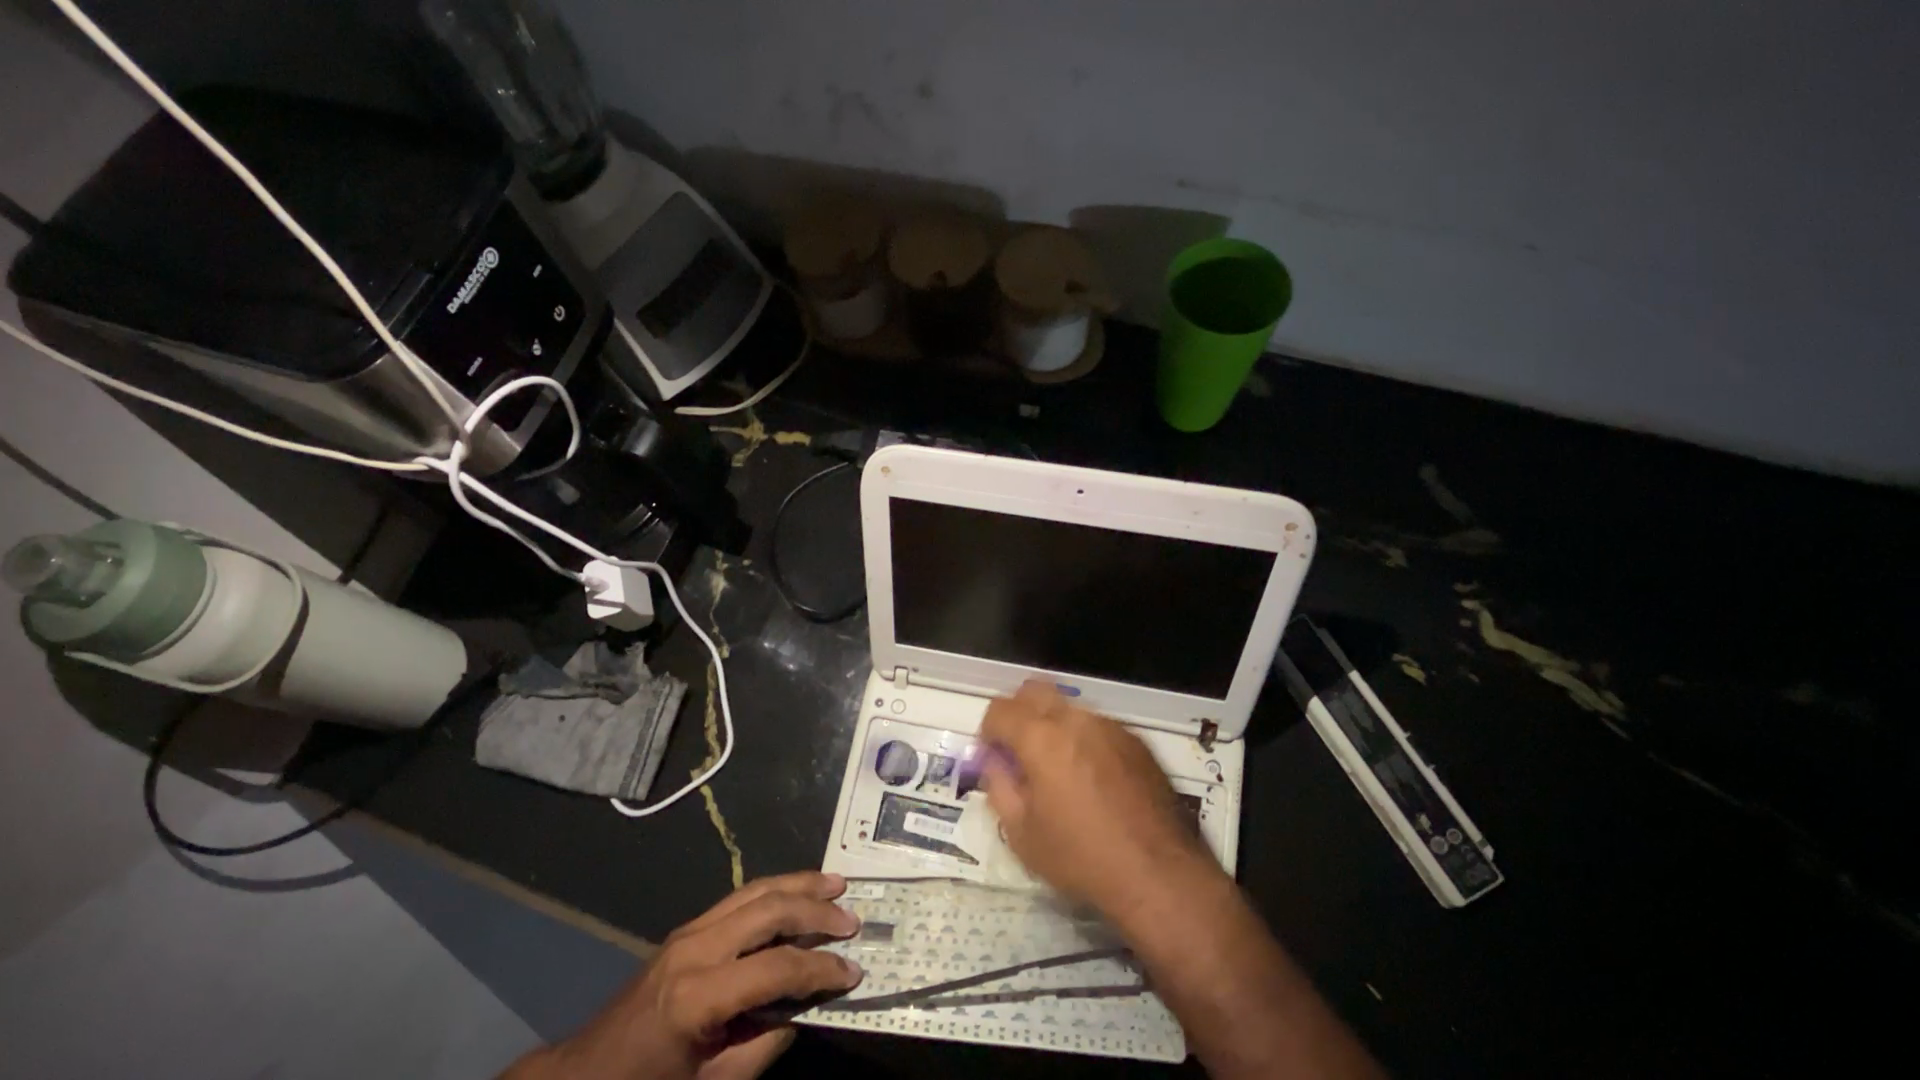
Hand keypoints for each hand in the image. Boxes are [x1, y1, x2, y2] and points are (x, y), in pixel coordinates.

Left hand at [504, 872, 862, 1079]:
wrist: (587, 1073)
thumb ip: (765, 1044)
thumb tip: (805, 1006)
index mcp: (700, 996)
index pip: (777, 968)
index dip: (821, 969)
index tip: (855, 973)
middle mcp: (695, 950)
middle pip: (767, 911)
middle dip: (815, 910)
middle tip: (853, 919)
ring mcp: (687, 933)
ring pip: (753, 892)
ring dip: (797, 884)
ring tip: (835, 882)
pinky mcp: (685, 930)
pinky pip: (737, 899)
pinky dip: (773, 890)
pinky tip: (796, 892)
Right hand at [980, 681, 1220, 919]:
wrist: (1157, 872)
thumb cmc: (1080, 857)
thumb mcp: (1021, 834)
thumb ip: (1000, 787)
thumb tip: (995, 762)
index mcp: (1041, 738)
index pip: (999, 710)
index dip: (987, 732)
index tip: (992, 759)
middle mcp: (1077, 720)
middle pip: (1035, 692)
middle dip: (1018, 715)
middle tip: (1018, 753)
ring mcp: (1112, 727)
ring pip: (1070, 708)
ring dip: (1054, 727)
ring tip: (1058, 770)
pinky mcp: (1138, 743)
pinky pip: (1099, 727)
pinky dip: (1085, 741)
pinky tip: (1092, 780)